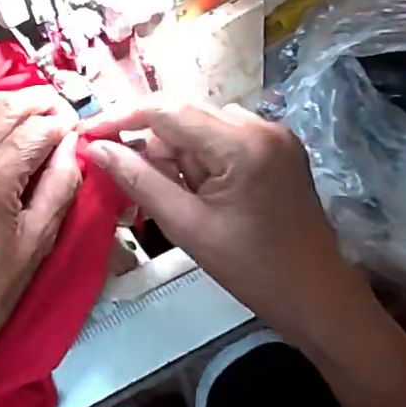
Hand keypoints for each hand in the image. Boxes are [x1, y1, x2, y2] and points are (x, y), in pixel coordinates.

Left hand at [0, 88, 83, 375]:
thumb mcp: (39, 240)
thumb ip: (61, 185)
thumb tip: (72, 145)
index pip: (36, 130)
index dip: (63, 123)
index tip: (79, 127)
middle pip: (4, 107)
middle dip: (38, 101)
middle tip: (61, 111)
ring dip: (4, 101)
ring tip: (30, 111)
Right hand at [82, 100, 373, 344]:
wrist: (318, 296)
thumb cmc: (251, 269)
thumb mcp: (187, 227)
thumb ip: (138, 180)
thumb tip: (96, 148)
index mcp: (241, 143)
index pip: (167, 110)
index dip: (121, 117)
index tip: (88, 133)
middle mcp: (261, 125)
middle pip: (185, 115)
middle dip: (154, 144)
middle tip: (134, 183)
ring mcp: (275, 134)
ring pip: (203, 125)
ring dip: (178, 152)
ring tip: (180, 198)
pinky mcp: (280, 147)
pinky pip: (225, 137)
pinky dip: (203, 156)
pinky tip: (203, 191)